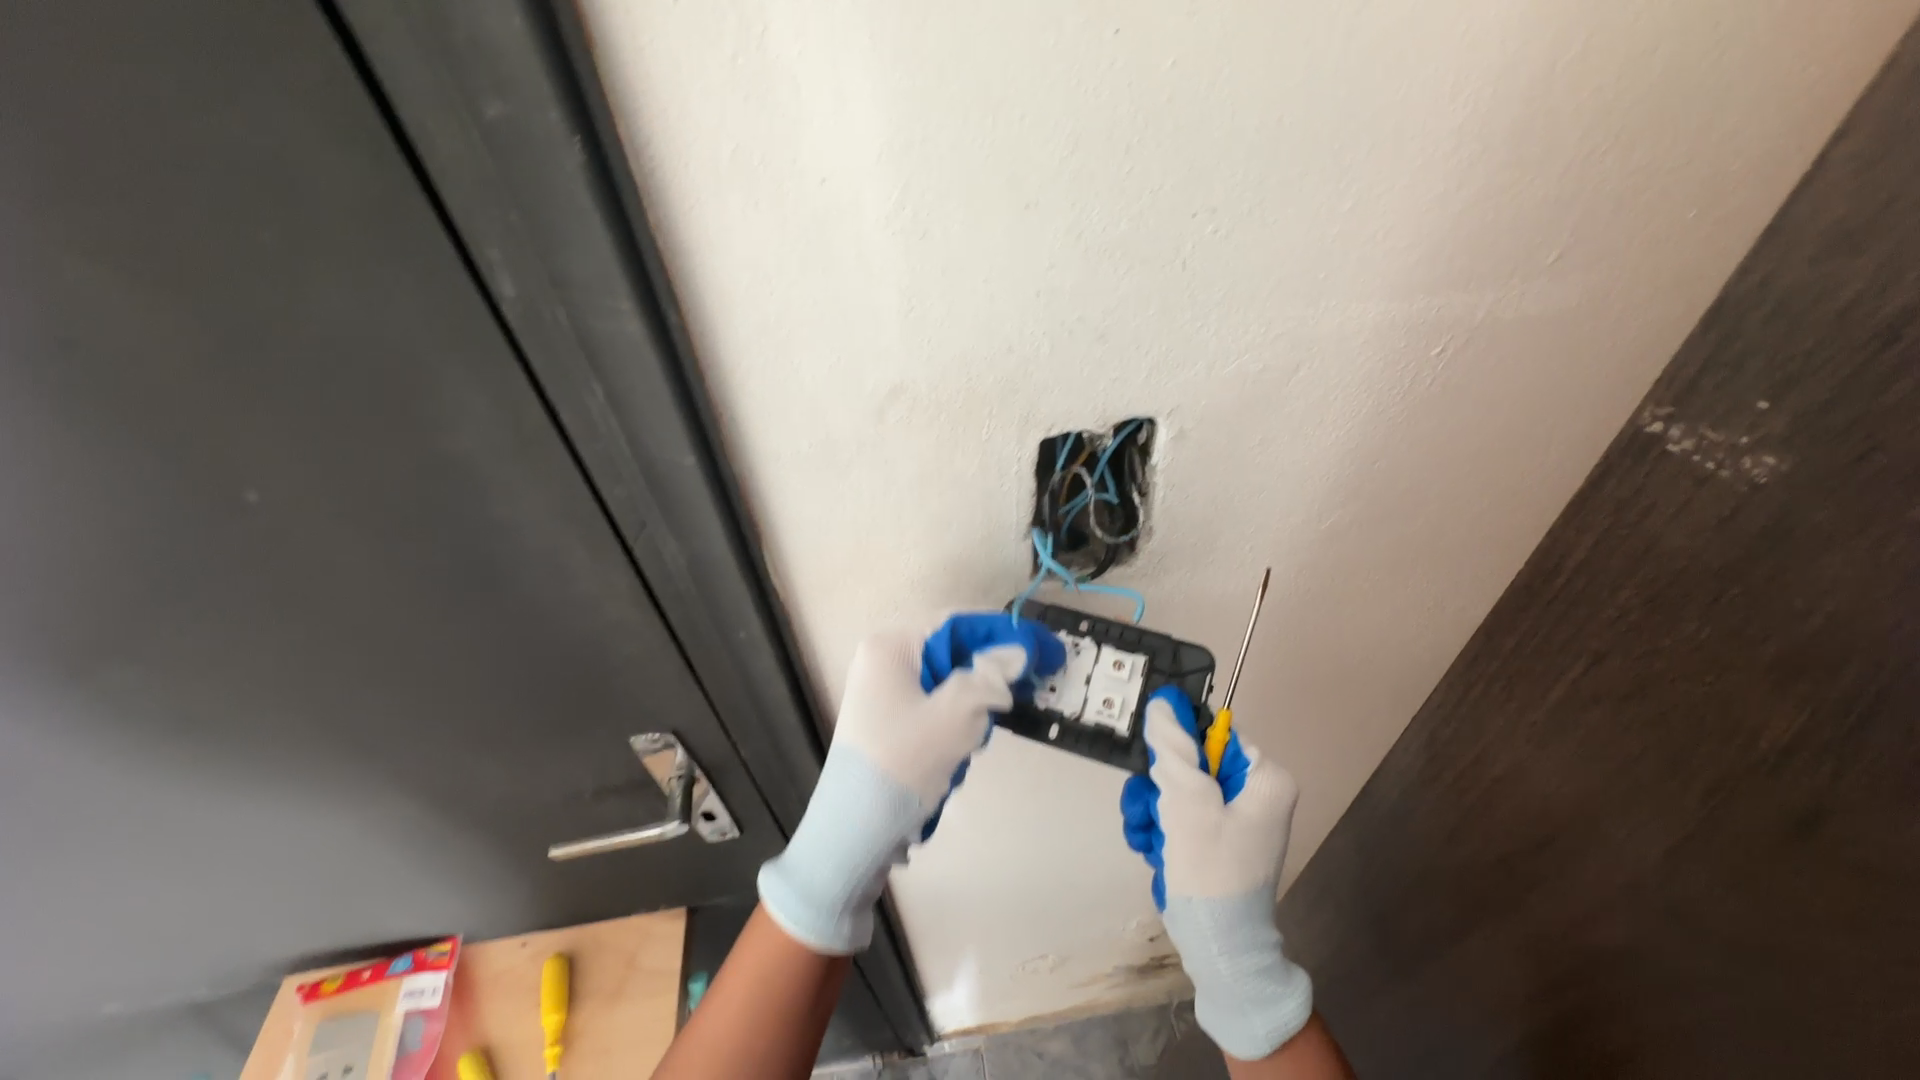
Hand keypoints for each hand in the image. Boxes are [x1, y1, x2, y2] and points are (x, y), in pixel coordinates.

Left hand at [758, 614, 1064, 954]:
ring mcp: (882, 693)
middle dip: (982, 683)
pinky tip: (952, 759)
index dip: (1002, 634)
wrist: (855, 830)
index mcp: (891, 646)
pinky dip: (952, 729)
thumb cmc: (904, 763)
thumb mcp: (956, 715)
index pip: (957, 624)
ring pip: (948, 686)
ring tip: (966, 745)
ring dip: (968, 713)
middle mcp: (882, 660)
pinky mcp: (887, 722)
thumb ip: (990, 678)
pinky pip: (934, 710)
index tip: (1044, 649)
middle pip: (952, 655)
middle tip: (1009, 705)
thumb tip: (1019, 653)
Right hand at [1120, 685, 1312, 1061]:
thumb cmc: (1211, 870)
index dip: (1177, 745)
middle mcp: (1252, 793)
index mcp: (1264, 778)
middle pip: (1188, 763)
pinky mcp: (1210, 839)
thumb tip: (1163, 703)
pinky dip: (1157, 830)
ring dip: (1151, 811)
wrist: (1218, 946)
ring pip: (1173, 789)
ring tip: (1147, 838)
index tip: (1154, 767)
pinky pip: (1174, 815)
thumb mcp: (1188, 801)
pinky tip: (1150, 849)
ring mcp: (1230, 818)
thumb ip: (1173, 749)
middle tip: (1151, 810)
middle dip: (1158, 788)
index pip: (1212, 734)